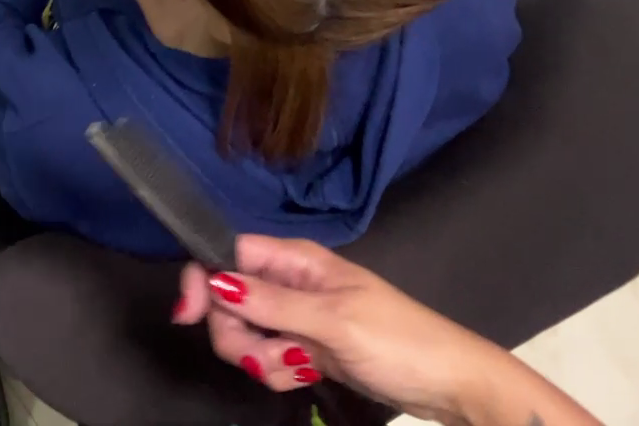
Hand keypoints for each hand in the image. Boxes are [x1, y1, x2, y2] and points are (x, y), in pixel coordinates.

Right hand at [173, 236, 508, 422]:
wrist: (450, 384)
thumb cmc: (398, 340)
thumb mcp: (333, 321)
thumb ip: (272, 303)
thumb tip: (214, 280)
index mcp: (293, 260)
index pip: (227, 254)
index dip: (202, 279)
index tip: (188, 315)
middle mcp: (286, 281)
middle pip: (228, 299)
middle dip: (239, 333)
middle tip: (270, 357)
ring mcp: (294, 314)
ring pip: (244, 331)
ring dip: (262, 357)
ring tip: (300, 367)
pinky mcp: (302, 345)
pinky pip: (267, 354)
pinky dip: (278, 369)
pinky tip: (306, 373)